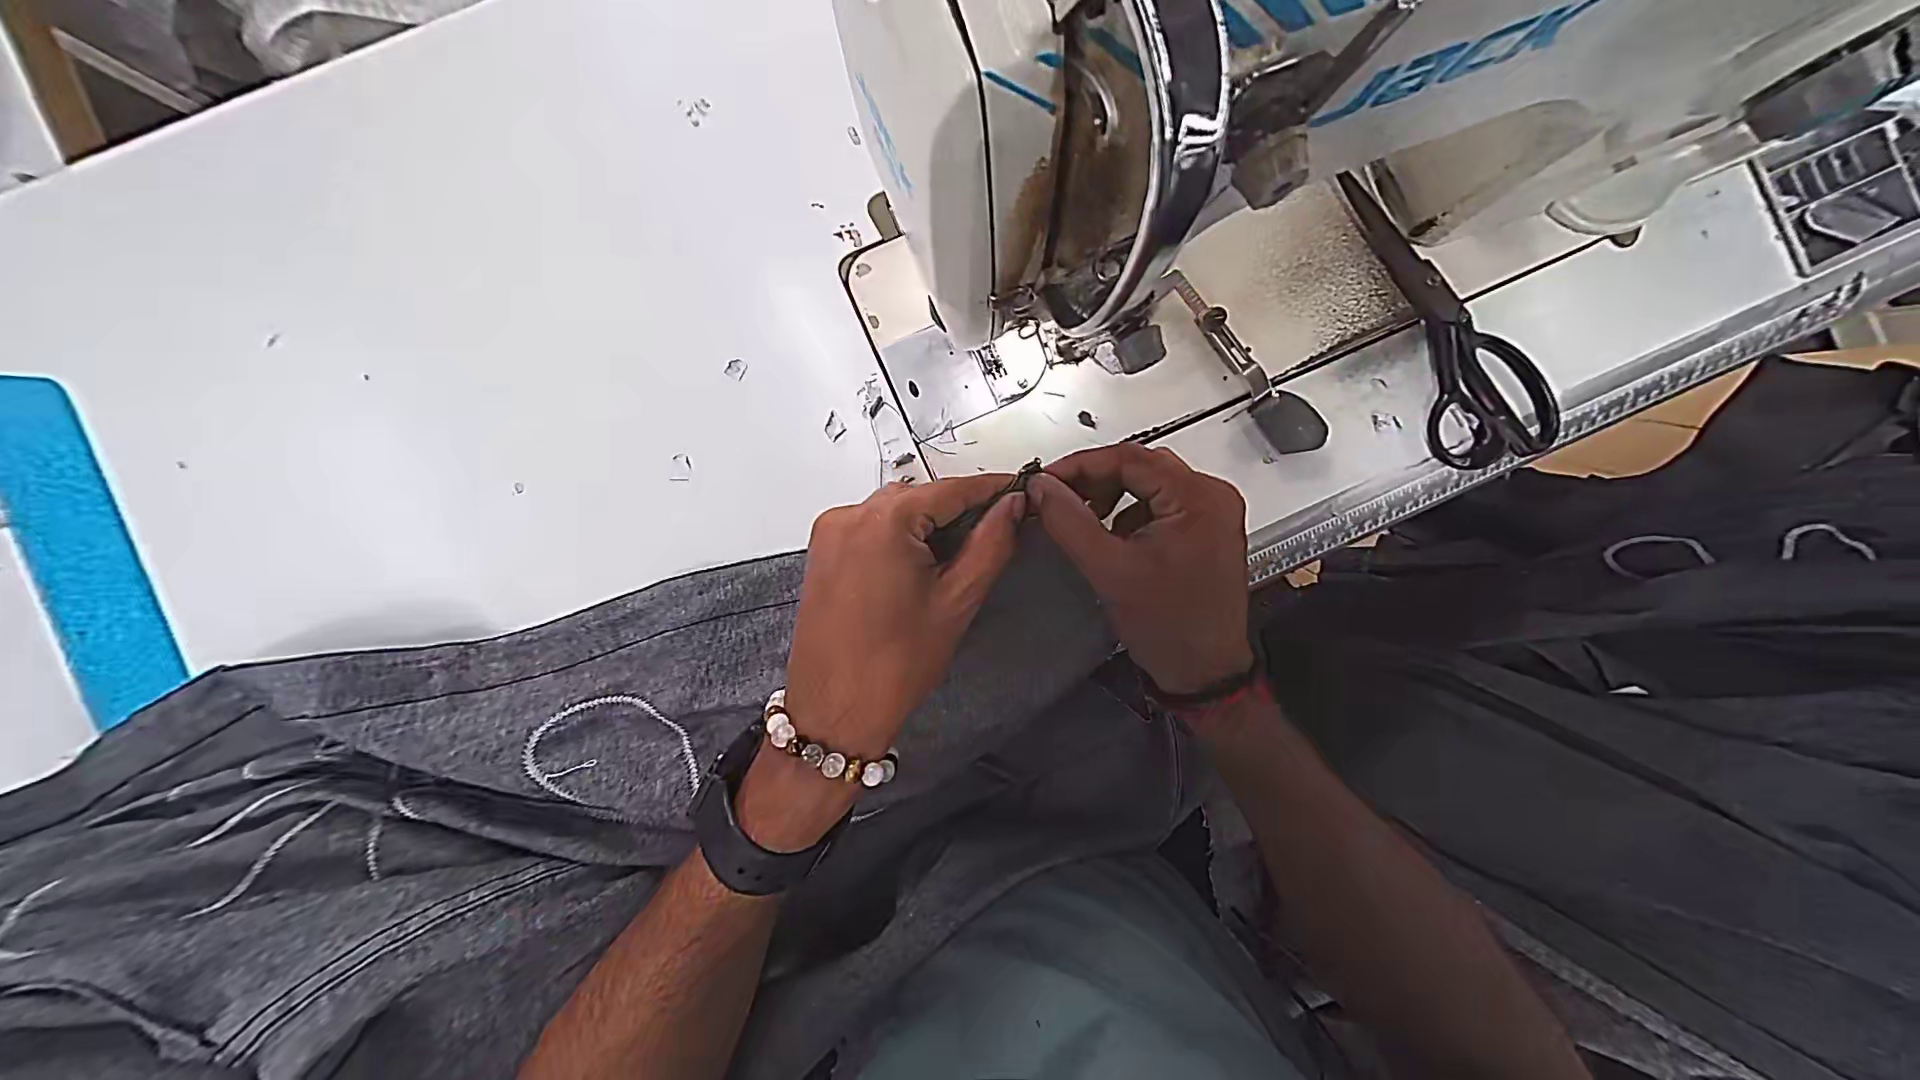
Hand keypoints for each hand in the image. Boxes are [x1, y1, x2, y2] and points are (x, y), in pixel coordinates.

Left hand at [737, 475, 1024, 850]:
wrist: (836, 710)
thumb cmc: (886, 668)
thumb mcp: (957, 600)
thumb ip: (991, 544)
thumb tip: (1009, 510)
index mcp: (883, 523)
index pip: (951, 489)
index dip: (990, 489)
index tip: (1014, 490)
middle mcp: (849, 519)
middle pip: (920, 496)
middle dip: (959, 510)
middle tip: (995, 529)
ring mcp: (830, 535)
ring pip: (894, 510)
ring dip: (927, 525)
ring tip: (954, 561)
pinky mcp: (823, 553)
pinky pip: (870, 527)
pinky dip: (899, 537)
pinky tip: (919, 567)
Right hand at [1028, 444, 1252, 694]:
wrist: (1203, 670)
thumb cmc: (1174, 630)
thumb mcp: (1110, 570)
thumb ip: (1070, 522)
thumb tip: (1044, 489)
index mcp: (1199, 500)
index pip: (1130, 458)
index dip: (1081, 465)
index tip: (1050, 480)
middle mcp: (1212, 499)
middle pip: (1140, 466)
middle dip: (1093, 480)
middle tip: (1058, 495)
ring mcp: (1209, 514)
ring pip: (1146, 484)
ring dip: (1109, 495)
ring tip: (1082, 517)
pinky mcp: (1201, 530)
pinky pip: (1156, 504)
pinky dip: (1125, 512)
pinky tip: (1108, 535)